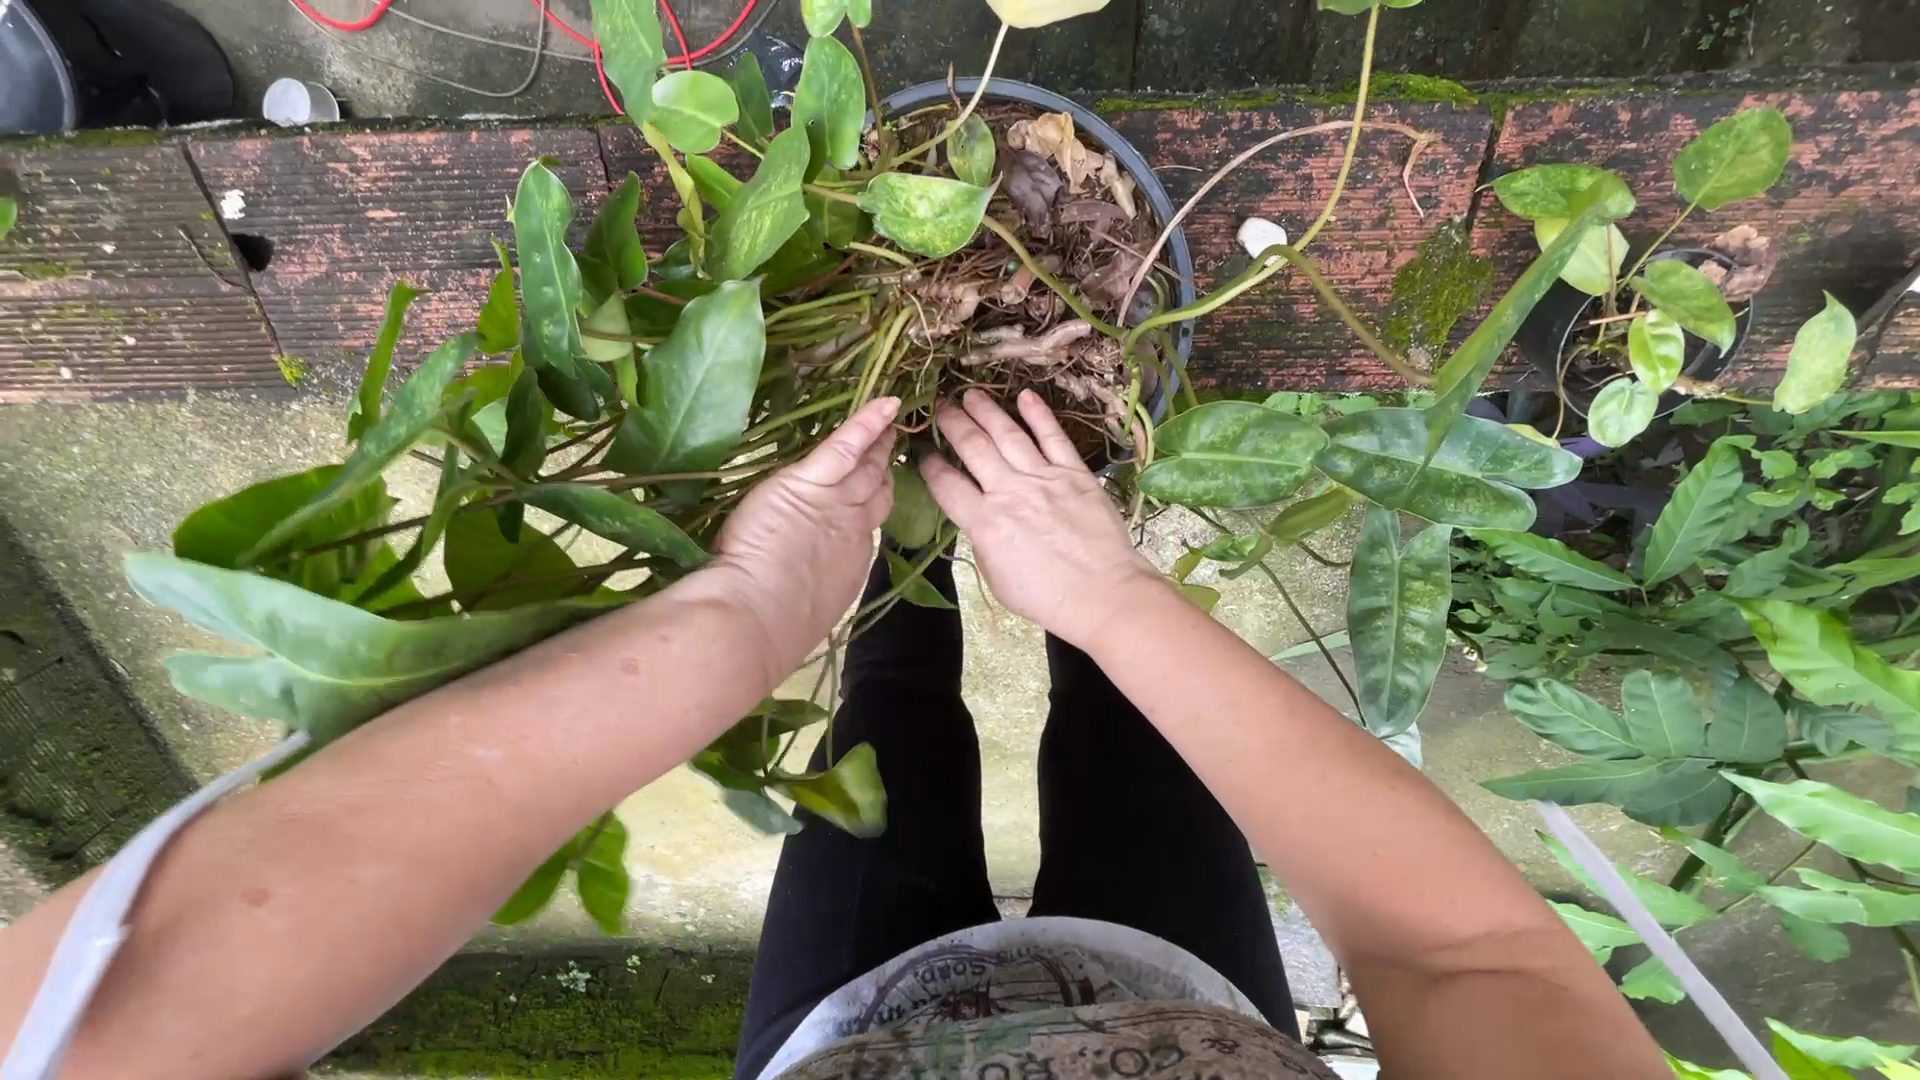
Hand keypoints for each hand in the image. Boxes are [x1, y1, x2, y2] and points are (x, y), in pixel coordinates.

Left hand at [705, 397, 898, 672]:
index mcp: (854, 552)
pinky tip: (884, 403)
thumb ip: (823, 574)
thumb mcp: (814, 598)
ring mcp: (836, 502)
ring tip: (891, 418)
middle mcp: (854, 524)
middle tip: (895, 437)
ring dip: (879, 441)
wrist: (758, 614)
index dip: (879, 493)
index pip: (873, 514)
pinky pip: (843, 447)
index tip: (884, 479)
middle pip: (877, 485)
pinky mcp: (809, 483)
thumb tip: (819, 571)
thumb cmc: (774, 619)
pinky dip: (865, 423)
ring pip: (866, 465)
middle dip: (885, 462)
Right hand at [921, 389, 1162, 649]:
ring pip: (1008, 434)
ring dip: (986, 411)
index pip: (946, 484)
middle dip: (953, 423)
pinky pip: (1053, 437)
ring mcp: (1044, 478)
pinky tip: (1024, 396)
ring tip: (969, 394)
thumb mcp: (995, 576)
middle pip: (974, 447)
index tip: (923, 452)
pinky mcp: (1075, 473)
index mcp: (985, 523)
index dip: (930, 465)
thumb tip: (977, 516)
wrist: (1102, 594)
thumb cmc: (1045, 596)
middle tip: (941, 406)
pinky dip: (1038, 414)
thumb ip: (981, 539)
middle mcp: (1010, 493)